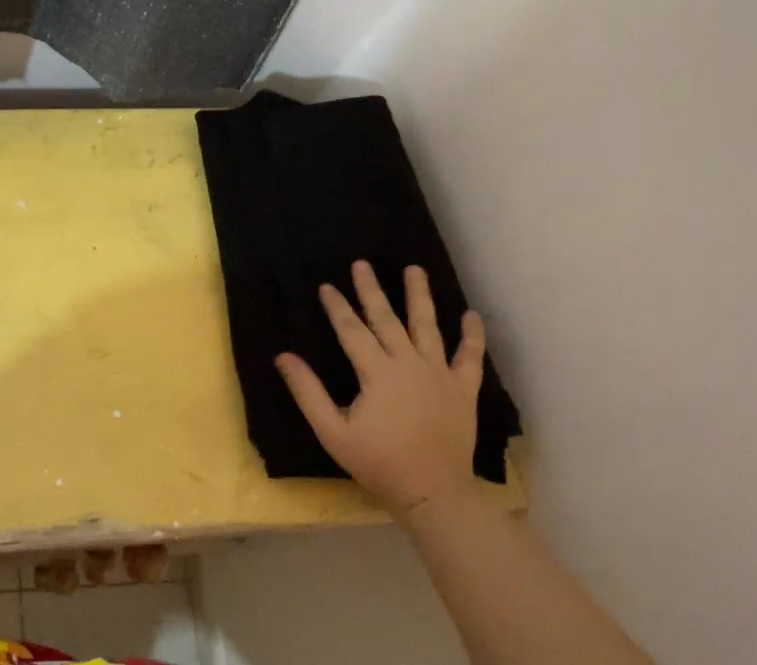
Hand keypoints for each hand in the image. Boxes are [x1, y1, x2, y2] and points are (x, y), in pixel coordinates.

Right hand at [275, 260, 485, 520]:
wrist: (434, 493)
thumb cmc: (379, 463)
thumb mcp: (332, 432)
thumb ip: (308, 392)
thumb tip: (284, 357)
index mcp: (377, 373)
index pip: (352, 330)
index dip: (337, 307)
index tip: (327, 286)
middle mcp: (409, 364)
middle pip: (387, 319)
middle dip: (372, 290)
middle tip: (362, 264)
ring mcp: (440, 375)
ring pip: (428, 327)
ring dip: (420, 296)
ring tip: (415, 269)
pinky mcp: (463, 390)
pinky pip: (470, 357)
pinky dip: (472, 335)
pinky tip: (472, 315)